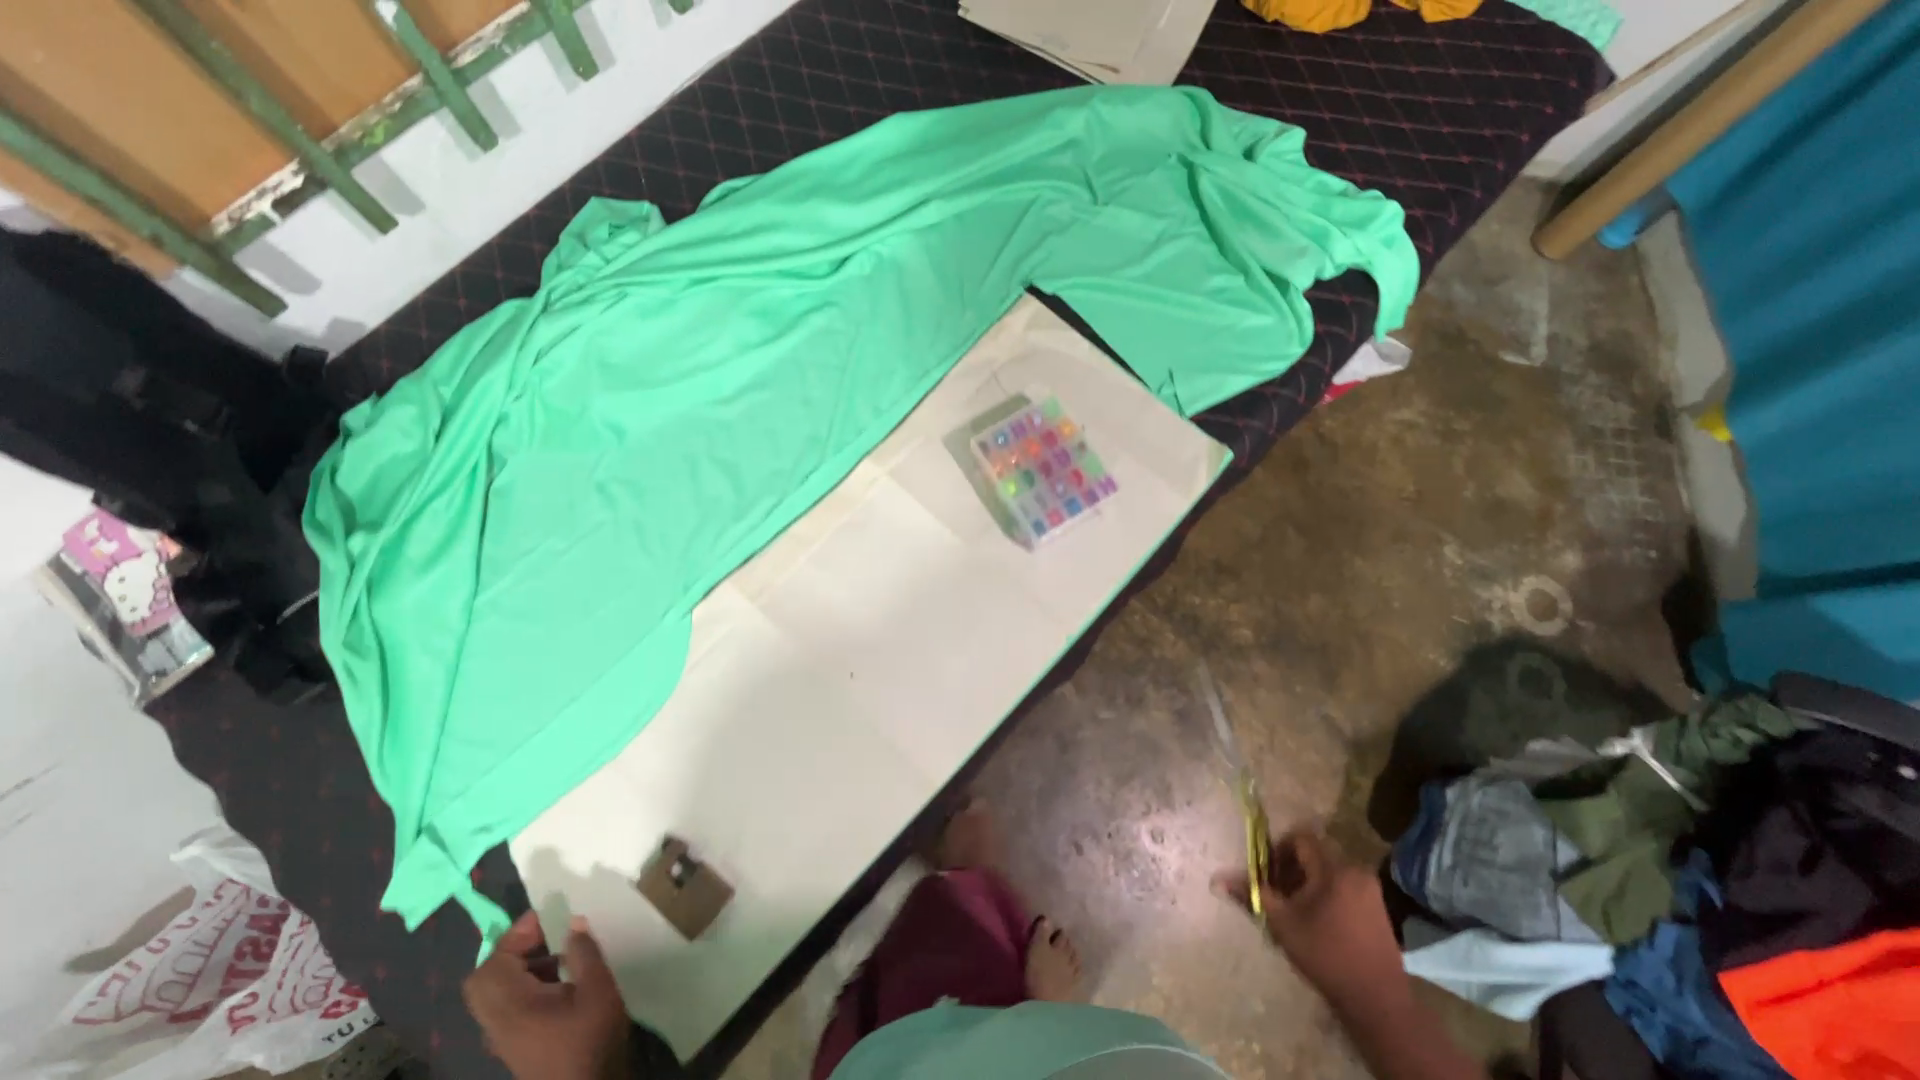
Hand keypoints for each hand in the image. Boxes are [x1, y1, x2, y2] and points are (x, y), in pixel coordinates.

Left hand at [463, 911, 630, 1079]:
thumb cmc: (591, 1041)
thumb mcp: (599, 990)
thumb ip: (584, 953)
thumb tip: (573, 922)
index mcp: (512, 1005)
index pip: (497, 960)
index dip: (518, 934)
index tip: (546, 916)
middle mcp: (496, 1022)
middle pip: (484, 979)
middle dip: (511, 952)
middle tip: (545, 937)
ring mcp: (502, 1038)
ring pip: (494, 994)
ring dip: (519, 969)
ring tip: (559, 958)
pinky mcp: (513, 1048)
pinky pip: (505, 1009)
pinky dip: (523, 988)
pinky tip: (558, 987)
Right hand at [1212, 826, 1408, 1014]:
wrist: (1374, 997)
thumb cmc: (1324, 955)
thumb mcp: (1282, 923)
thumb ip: (1252, 894)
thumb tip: (1217, 879)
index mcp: (1333, 869)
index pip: (1300, 838)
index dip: (1279, 850)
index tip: (1268, 875)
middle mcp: (1355, 870)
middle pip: (1315, 853)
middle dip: (1292, 869)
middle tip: (1278, 894)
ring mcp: (1370, 888)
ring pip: (1330, 870)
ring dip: (1309, 881)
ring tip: (1296, 910)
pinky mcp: (1378, 905)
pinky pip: (1345, 885)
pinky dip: (1327, 892)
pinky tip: (1319, 921)